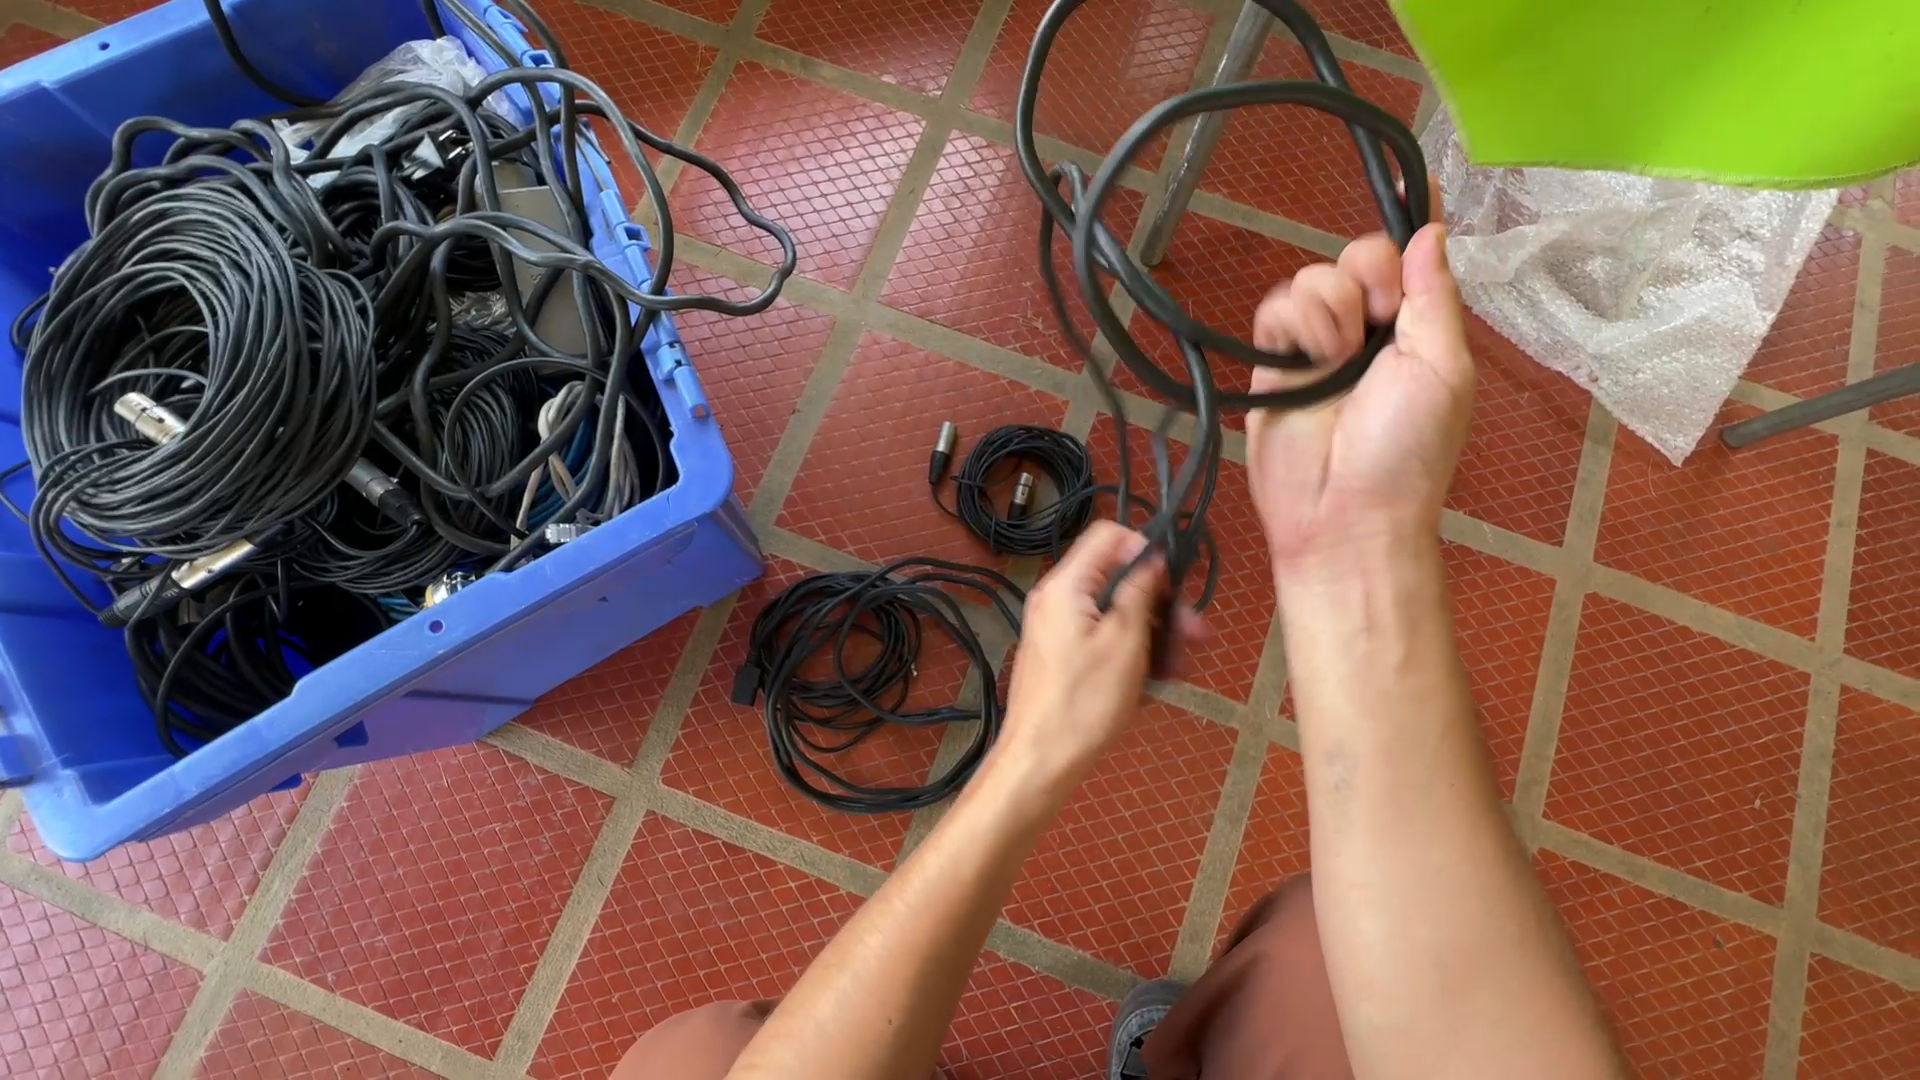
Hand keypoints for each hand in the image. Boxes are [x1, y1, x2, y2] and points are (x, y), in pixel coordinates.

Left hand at [998, 522, 1197, 791]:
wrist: (1042, 758)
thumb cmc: (1086, 700)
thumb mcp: (1125, 641)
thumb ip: (1138, 590)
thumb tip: (1151, 556)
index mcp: (1066, 585)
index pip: (1109, 535)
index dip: (1146, 550)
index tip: (1173, 583)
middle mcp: (1057, 599)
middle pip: (1117, 579)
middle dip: (1161, 603)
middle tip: (1195, 635)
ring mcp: (1058, 628)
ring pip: (1116, 613)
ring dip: (1153, 634)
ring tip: (1178, 669)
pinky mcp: (1063, 655)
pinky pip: (1103, 639)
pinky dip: (1131, 652)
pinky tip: (1154, 682)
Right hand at [1246, 211, 1474, 572]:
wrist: (1343, 512)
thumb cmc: (1407, 448)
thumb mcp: (1444, 369)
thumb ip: (1432, 298)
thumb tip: (1429, 230)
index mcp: (1414, 327)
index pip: (1409, 258)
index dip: (1411, 219)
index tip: (1416, 174)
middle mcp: (1364, 329)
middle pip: (1356, 256)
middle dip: (1367, 277)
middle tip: (1374, 325)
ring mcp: (1314, 345)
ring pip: (1311, 278)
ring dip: (1330, 310)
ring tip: (1337, 358)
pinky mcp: (1271, 363)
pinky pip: (1274, 310)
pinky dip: (1293, 325)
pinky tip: (1307, 358)